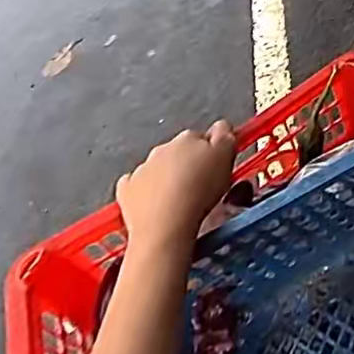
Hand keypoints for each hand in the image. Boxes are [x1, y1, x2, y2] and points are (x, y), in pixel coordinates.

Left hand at [115, 121, 238, 252]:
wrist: (164, 227)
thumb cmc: (200, 191)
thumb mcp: (227, 157)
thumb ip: (226, 135)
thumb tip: (221, 126)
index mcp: (188, 137)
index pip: (203, 136)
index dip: (212, 151)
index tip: (216, 166)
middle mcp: (163, 148)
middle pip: (180, 150)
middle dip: (188, 162)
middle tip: (199, 183)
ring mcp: (141, 169)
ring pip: (159, 167)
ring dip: (168, 175)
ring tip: (179, 197)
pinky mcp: (126, 190)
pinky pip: (136, 184)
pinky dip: (144, 189)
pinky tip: (151, 200)